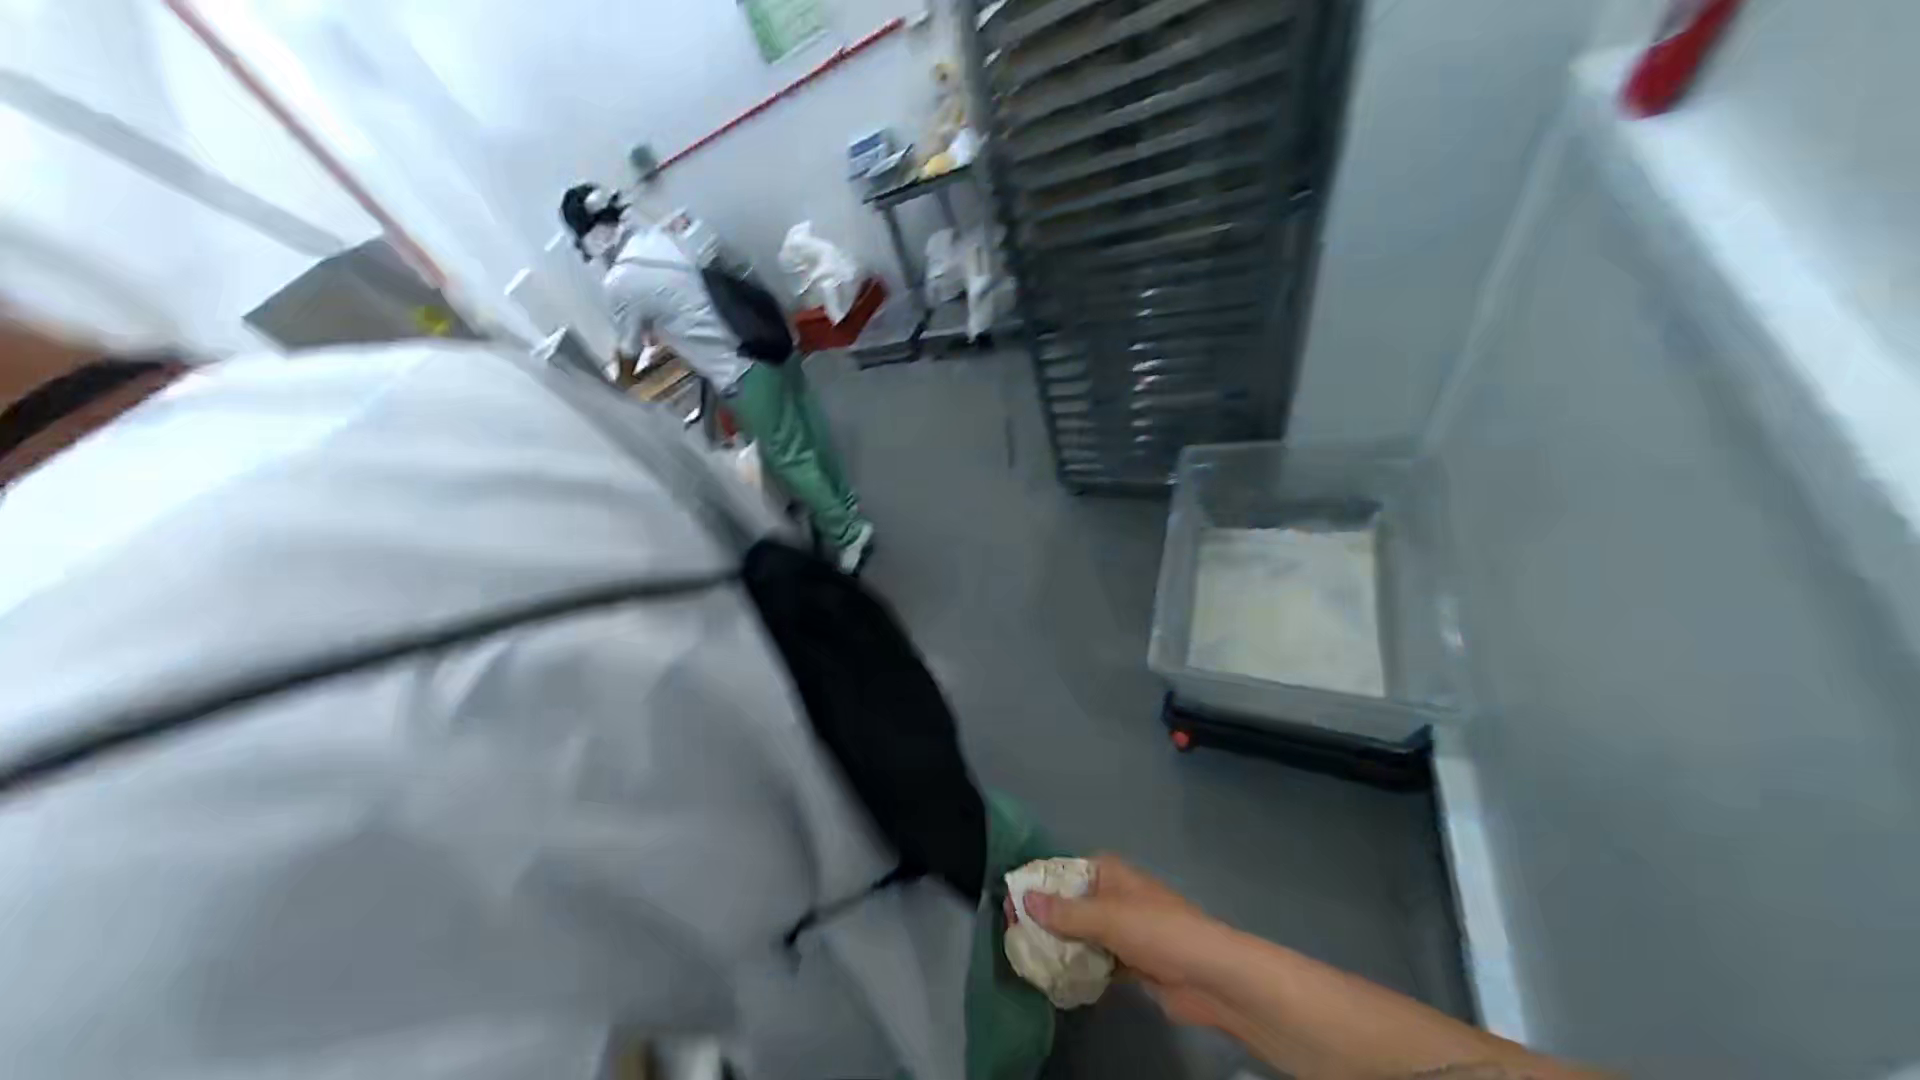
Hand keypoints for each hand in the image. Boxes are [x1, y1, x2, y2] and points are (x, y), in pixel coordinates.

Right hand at [1006, 856, 1238, 1028]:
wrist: (1210, 976)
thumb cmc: (1157, 931)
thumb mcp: (1107, 917)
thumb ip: (1063, 911)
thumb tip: (1023, 898)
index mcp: (1109, 872)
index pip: (1062, 872)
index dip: (1035, 886)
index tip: (1008, 904)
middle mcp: (1113, 894)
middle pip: (1068, 903)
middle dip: (1043, 919)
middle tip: (1013, 935)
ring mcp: (1122, 928)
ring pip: (1080, 933)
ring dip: (1059, 945)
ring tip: (1027, 958)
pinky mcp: (1130, 959)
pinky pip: (1094, 958)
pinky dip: (1078, 966)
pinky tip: (1055, 977)